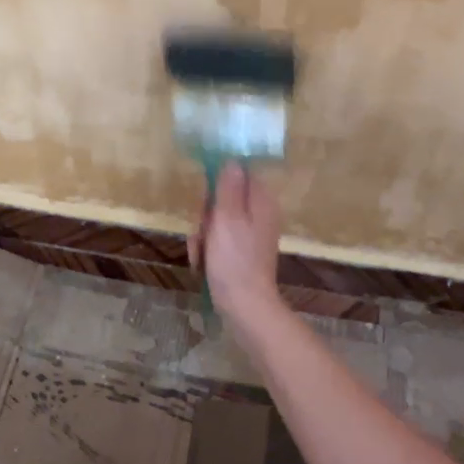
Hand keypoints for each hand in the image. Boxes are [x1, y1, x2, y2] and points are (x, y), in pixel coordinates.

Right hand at [188, 165, 284, 325]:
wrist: (244, 306)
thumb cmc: (234, 260)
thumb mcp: (227, 217)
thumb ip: (228, 186)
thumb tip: (232, 158)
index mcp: (261, 200)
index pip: (237, 174)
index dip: (216, 184)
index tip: (205, 201)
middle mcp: (260, 213)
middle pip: (223, 198)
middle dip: (205, 215)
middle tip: (202, 232)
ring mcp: (251, 234)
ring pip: (217, 220)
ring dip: (203, 235)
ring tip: (202, 253)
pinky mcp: (242, 252)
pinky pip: (220, 239)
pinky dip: (209, 249)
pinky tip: (203, 263)